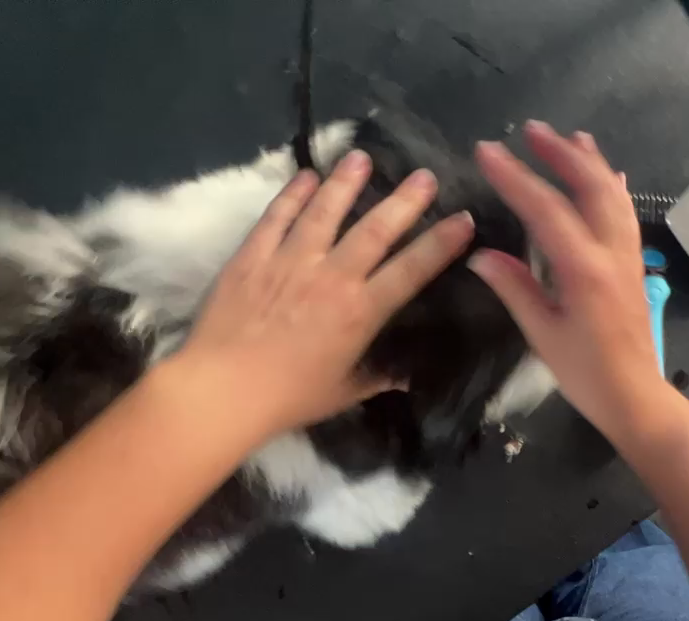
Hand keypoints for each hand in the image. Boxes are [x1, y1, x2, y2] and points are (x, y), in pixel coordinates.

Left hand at [172, 149, 476, 433]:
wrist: (225, 388)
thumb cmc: (292, 396)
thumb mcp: (345, 392)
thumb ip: (379, 378)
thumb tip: (408, 376)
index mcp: (361, 312)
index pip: (411, 271)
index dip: (440, 244)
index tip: (463, 220)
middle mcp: (332, 276)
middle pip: (375, 230)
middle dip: (404, 201)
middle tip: (425, 176)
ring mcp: (290, 261)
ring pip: (325, 211)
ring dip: (346, 182)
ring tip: (362, 157)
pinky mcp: (253, 256)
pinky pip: (277, 217)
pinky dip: (293, 194)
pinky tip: (306, 177)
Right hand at [470, 122, 686, 440]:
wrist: (636, 396)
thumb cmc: (586, 374)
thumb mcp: (543, 335)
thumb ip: (515, 289)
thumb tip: (482, 256)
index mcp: (584, 270)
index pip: (546, 210)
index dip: (515, 178)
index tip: (487, 151)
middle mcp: (611, 254)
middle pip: (589, 187)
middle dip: (560, 154)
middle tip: (531, 130)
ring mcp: (628, 258)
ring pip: (613, 196)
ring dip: (590, 163)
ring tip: (571, 137)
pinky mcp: (635, 268)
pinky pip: (626, 216)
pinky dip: (614, 190)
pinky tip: (608, 176)